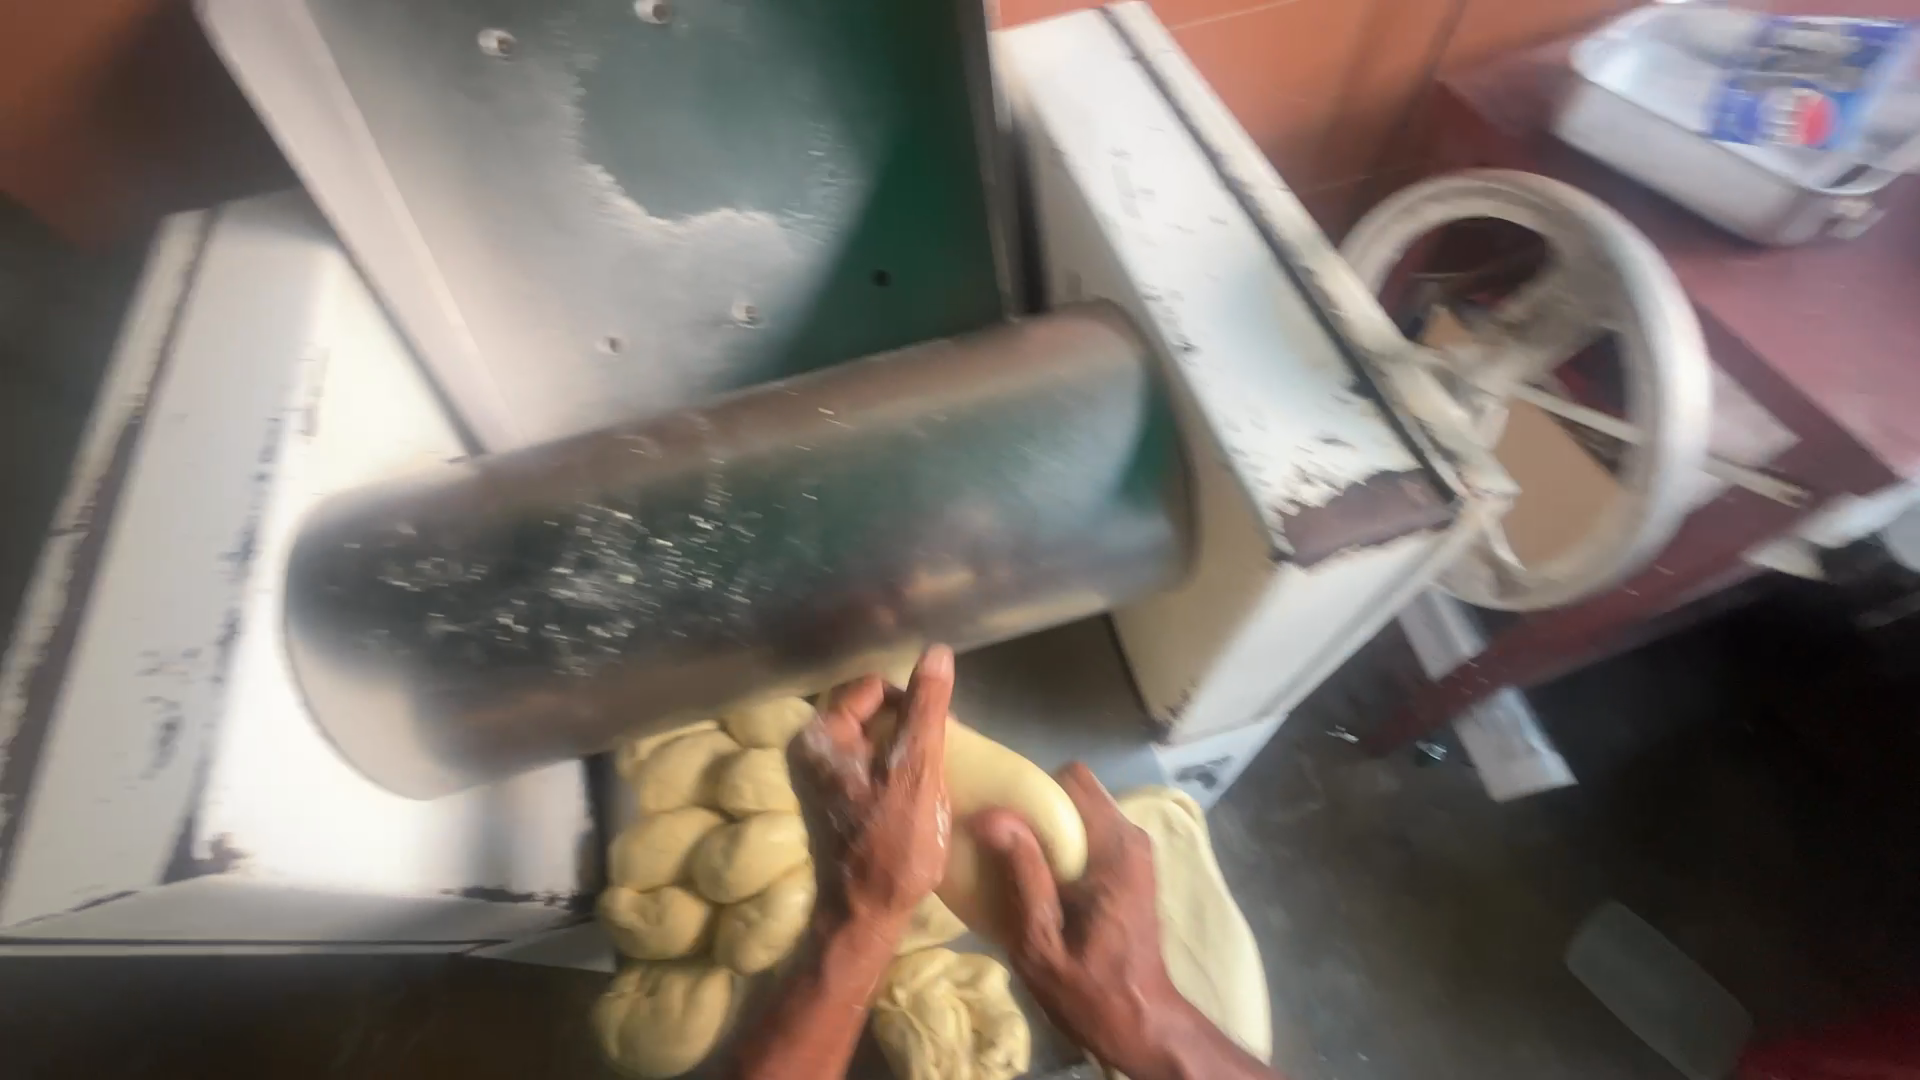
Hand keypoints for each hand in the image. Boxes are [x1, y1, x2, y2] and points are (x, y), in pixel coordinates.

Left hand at [788, 645, 953, 927]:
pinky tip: (915, 794)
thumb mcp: (916, 768)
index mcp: (822, 734)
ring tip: (930, 777)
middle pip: (875, 712)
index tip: (936, 736)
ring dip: (906, 749)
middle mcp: (812, 748)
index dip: (912, 703)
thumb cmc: (892, 842)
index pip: (876, 688)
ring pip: (876, 738)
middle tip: (937, 757)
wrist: (865, 916)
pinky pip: (870, 764)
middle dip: (910, 727)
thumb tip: (936, 651)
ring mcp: (820, 775)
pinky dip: (895, 769)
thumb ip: (926, 707)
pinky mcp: (833, 797)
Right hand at [972, 764, 1186, 1078]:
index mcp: (1115, 848)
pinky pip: (1086, 832)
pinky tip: (1041, 881)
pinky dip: (1060, 846)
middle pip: (1073, 792)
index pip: (1071, 778)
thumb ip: (1024, 874)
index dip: (1034, 791)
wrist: (1142, 1026)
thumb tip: (992, 815)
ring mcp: (1133, 849)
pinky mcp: (1129, 864)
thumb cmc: (1091, 992)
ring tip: (1016, 864)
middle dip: (1034, 811)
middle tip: (1001, 845)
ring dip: (1045, 831)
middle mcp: (1130, 836)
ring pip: (1077, 811)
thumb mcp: (1042, 942)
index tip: (1005, 820)